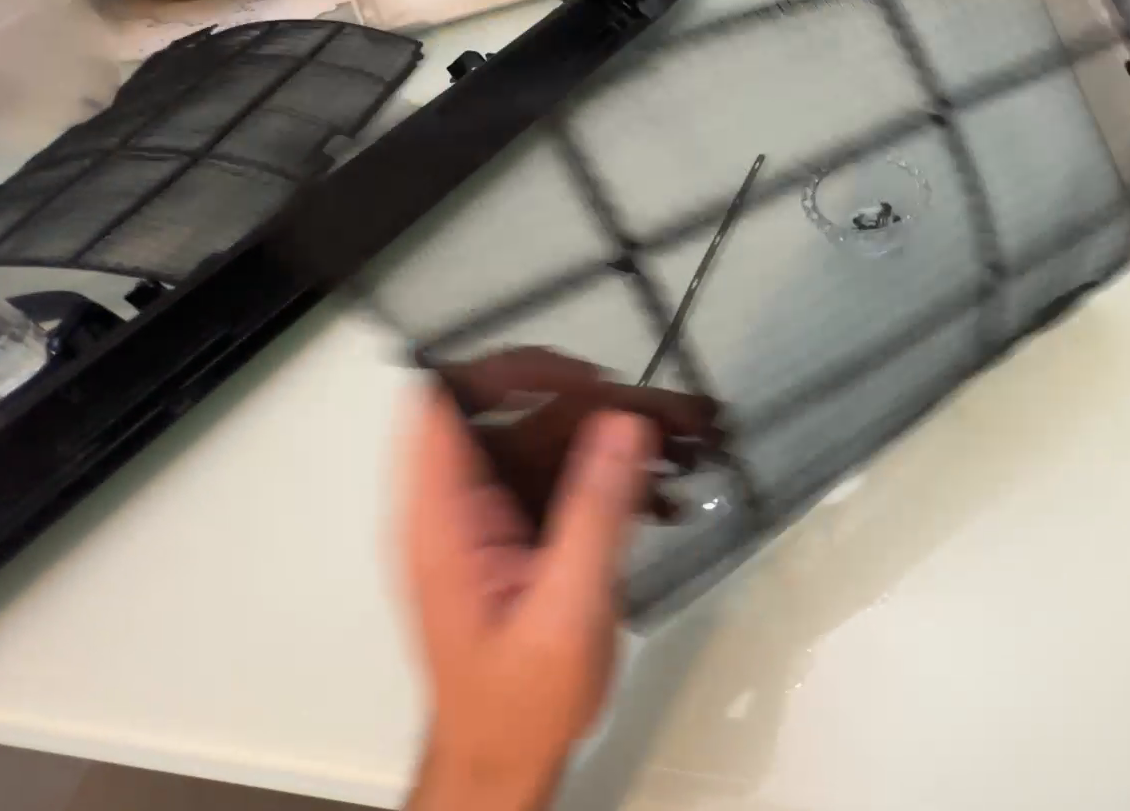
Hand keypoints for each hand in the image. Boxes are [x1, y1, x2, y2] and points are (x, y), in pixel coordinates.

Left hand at [400, 386, 652, 810]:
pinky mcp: (528, 534)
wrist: (507, 758)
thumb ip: (595, 512)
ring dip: (617, 438)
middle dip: (591, 405)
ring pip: (552, 444)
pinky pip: (571, 479)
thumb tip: (623, 425)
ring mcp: (497, 519)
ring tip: (684, 442)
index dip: (506, 371)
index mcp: (444, 517)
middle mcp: (463, 506)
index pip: (447, 404)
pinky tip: (667, 492)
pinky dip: (619, 475)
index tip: (583, 374)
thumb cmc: (519, 699)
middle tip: (658, 414)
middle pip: (516, 417)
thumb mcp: (566, 606)